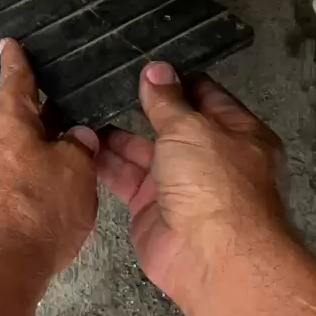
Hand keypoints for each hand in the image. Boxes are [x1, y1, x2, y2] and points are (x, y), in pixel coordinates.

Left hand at [0, 40, 100, 291]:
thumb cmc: (38, 208)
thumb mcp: (74, 171)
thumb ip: (78, 147)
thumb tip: (76, 137)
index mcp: (6, 121)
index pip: (15, 80)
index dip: (17, 61)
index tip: (9, 43)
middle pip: (16, 116)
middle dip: (40, 110)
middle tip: (64, 100)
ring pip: (16, 147)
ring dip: (39, 144)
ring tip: (71, 144)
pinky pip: (12, 173)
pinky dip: (32, 171)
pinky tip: (54, 183)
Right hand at [96, 62, 289, 313]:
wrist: (210, 255)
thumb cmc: (214, 183)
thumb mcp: (191, 129)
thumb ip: (167, 100)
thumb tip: (156, 68)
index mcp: (236, 133)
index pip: (205, 95)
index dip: (176, 78)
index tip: (141, 60)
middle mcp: (208, 156)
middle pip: (170, 124)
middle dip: (139, 106)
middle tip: (99, 82)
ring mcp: (178, 183)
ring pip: (142, 151)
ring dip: (115, 134)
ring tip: (80, 108)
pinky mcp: (149, 207)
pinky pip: (124, 177)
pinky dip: (104, 162)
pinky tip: (79, 141)